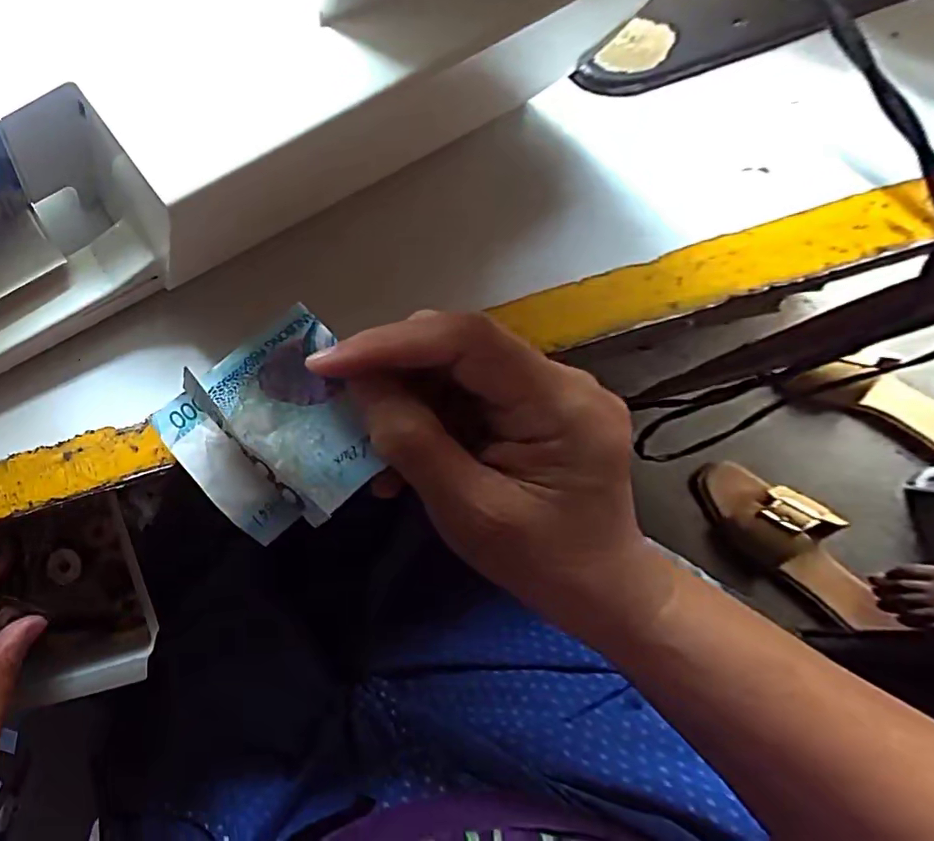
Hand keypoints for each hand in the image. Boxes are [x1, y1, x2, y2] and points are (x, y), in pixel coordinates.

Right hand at [308, 311, 666, 627]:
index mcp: (559, 402)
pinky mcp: (528, 401)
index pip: (467, 340)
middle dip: (389, 366)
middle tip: (338, 395)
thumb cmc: (542, 564)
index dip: (391, 343)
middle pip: (455, 344)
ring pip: (449, 364)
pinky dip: (422, 413)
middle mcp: (557, 378)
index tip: (330, 363)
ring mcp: (544, 387)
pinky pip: (460, 389)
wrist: (603, 592)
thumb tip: (361, 385)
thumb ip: (413, 443)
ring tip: (371, 444)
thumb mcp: (469, 512)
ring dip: (400, 396)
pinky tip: (403, 453)